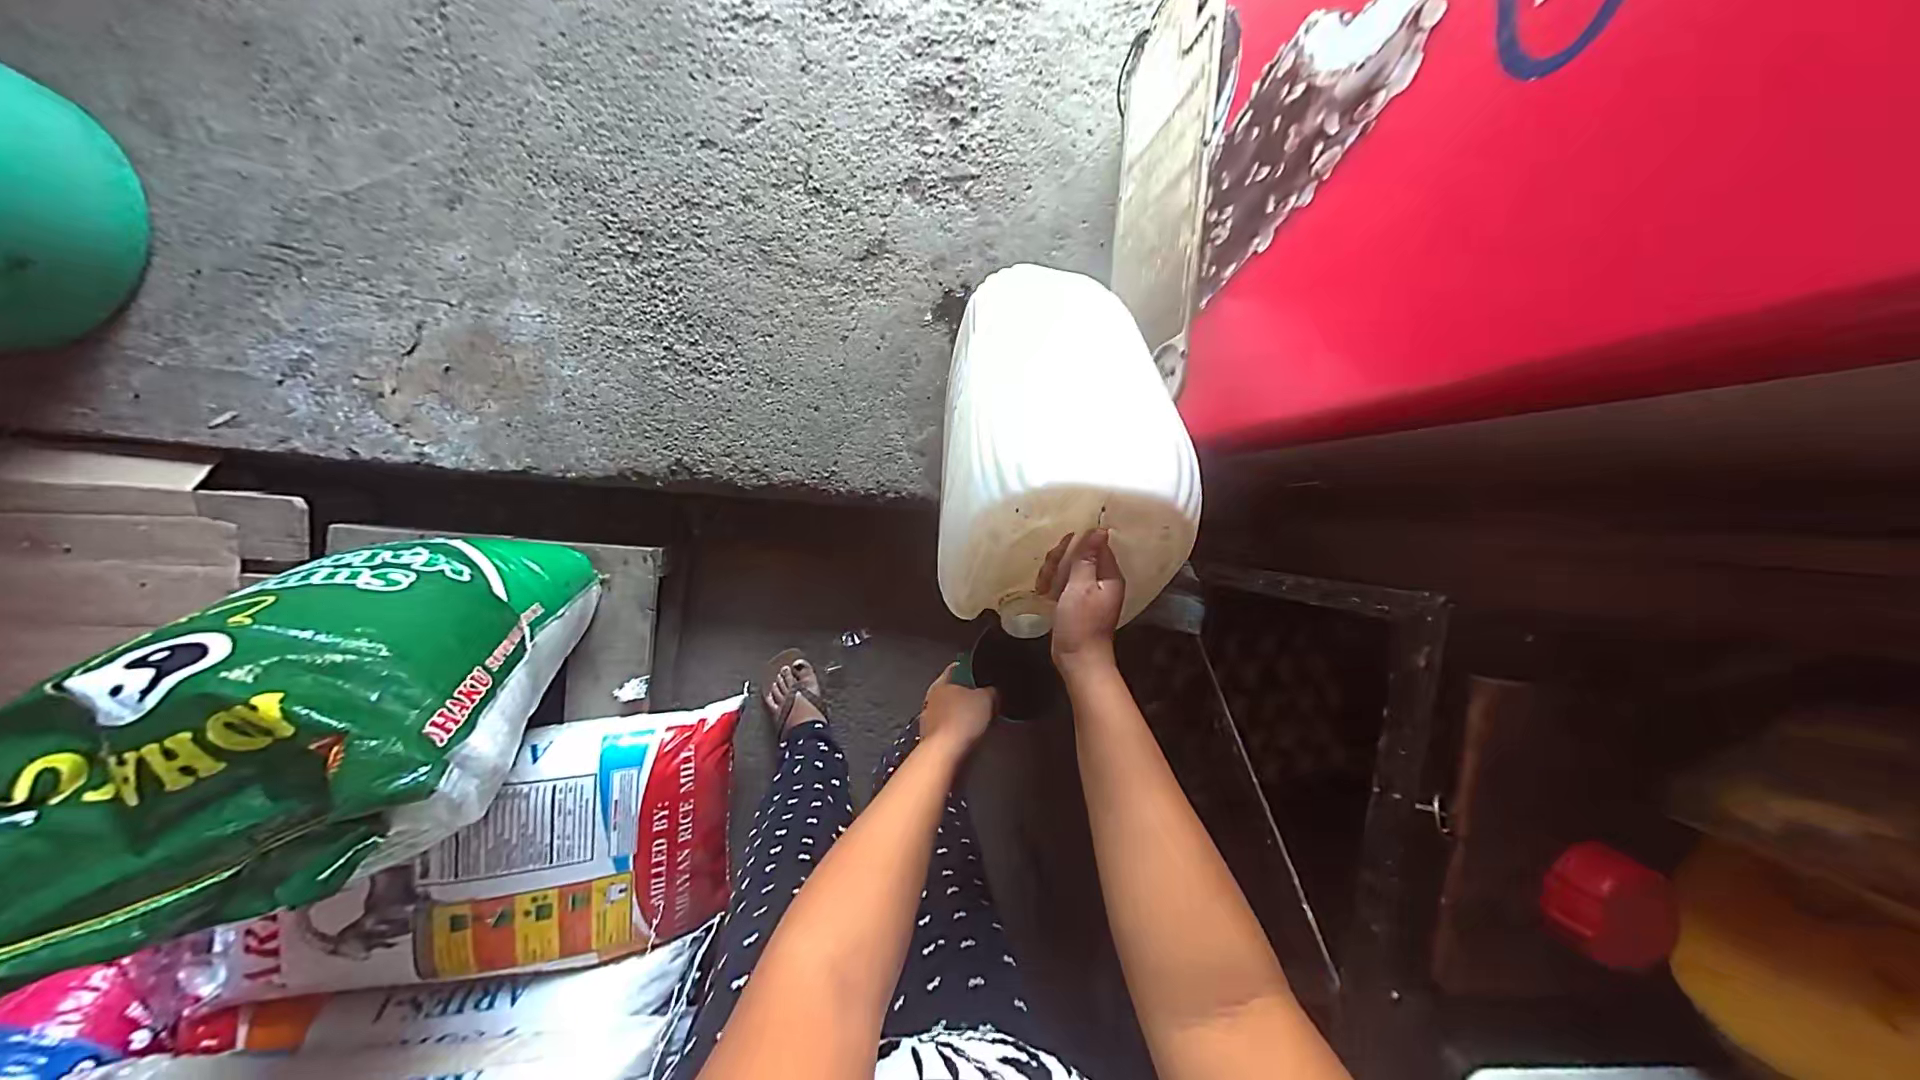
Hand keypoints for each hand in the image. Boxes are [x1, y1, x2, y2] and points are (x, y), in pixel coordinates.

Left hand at [919, 663, 996, 752]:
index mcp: (940, 684)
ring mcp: (929, 720)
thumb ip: (991, 690)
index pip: (955, 668)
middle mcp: (931, 700)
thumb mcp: (987, 699)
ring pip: (950, 711)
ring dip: (962, 714)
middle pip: (953, 691)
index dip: (969, 668)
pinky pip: (949, 728)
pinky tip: (969, 735)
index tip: (976, 669)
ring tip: (978, 720)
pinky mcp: (932, 738)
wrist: (945, 753)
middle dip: (968, 695)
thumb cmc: (959, 722)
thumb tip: (993, 692)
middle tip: (983, 699)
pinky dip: (958, 730)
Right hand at [1037, 528, 1125, 673]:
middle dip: (1060, 561)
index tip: (1058, 554)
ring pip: (1068, 568)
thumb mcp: (1080, 587)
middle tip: (1048, 575)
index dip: (1074, 544)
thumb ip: (1087, 557)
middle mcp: (1102, 580)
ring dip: (1053, 573)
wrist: (1078, 660)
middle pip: (1080, 555)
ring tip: (1044, 587)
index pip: (1094, 544)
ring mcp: (1089, 591)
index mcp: (1109, 574)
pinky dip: (1053, 585)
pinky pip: (1064, 583)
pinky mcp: (1077, 602)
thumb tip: (1099, 529)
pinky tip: (1044, 593)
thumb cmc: (1080, 624)